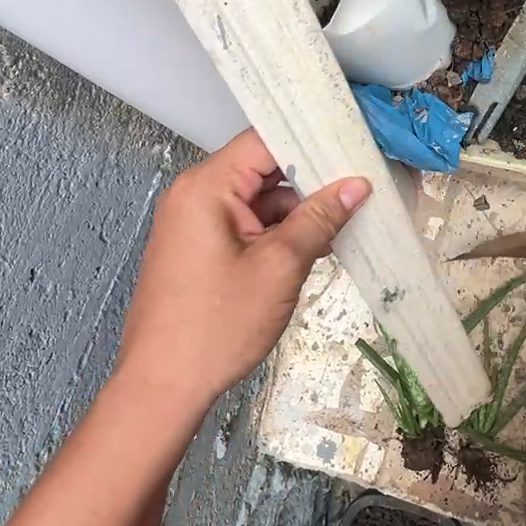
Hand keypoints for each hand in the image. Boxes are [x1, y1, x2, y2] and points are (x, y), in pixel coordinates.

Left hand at [114, 129, 371, 405]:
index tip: (353, 144)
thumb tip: (357, 185)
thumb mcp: (280, 267)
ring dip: (299, 211)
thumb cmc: (218, 324)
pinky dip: (280, 233)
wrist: (164, 386)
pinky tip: (318, 246)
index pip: (263, 141)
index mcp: (206, 187)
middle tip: (362, 183)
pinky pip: (248, 225)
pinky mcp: (202, 250)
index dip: (309, 139)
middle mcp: (196, 195)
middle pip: (262, 169)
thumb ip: (319, 219)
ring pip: (259, 200)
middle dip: (311, 179)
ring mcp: (197, 224)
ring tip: (348, 220)